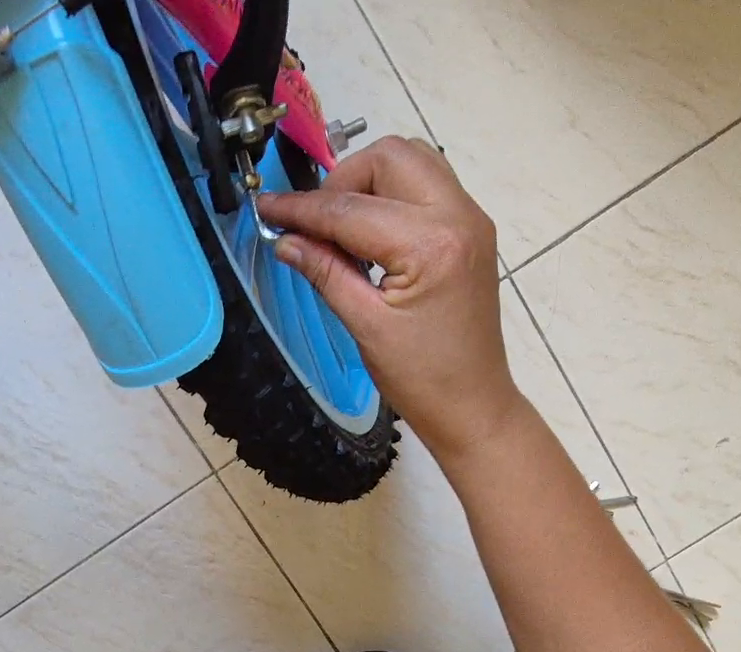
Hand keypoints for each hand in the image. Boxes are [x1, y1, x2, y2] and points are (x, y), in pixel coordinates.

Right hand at [257, 136, 525, 462]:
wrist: (473, 405)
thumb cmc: (421, 379)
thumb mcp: (366, 326)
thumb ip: (326, 272)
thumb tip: (286, 239)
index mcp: (430, 245)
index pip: (351, 209)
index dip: (302, 208)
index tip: (267, 209)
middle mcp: (458, 216)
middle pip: (389, 157)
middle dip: (342, 182)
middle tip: (316, 226)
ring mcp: (471, 219)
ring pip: (411, 161)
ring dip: (369, 182)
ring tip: (343, 229)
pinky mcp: (472, 230)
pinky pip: (427, 186)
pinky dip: (392, 196)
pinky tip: (372, 236)